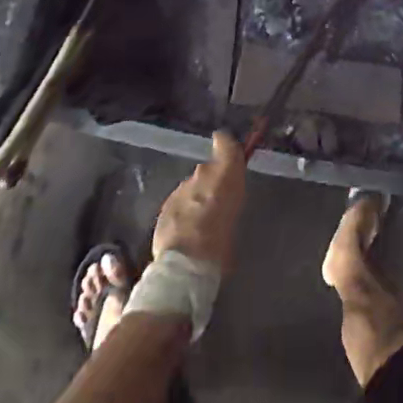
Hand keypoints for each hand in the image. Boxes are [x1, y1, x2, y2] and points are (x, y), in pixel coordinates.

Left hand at [151, 131, 246, 272]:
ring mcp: (180, 188)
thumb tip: (224, 196)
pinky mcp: (164, 205)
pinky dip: (183, 209)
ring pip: (191, 186)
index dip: (224, 142)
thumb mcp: (237, 211)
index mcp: (226, 173)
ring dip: (196, 196)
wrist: (186, 261)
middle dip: (211, 179)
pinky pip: (178, 201)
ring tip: (200, 218)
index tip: (225, 143)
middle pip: (207, 168)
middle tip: (217, 199)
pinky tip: (186, 228)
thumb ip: (230, 195)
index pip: (225, 142)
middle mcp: (202, 174)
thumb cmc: (223, 238)